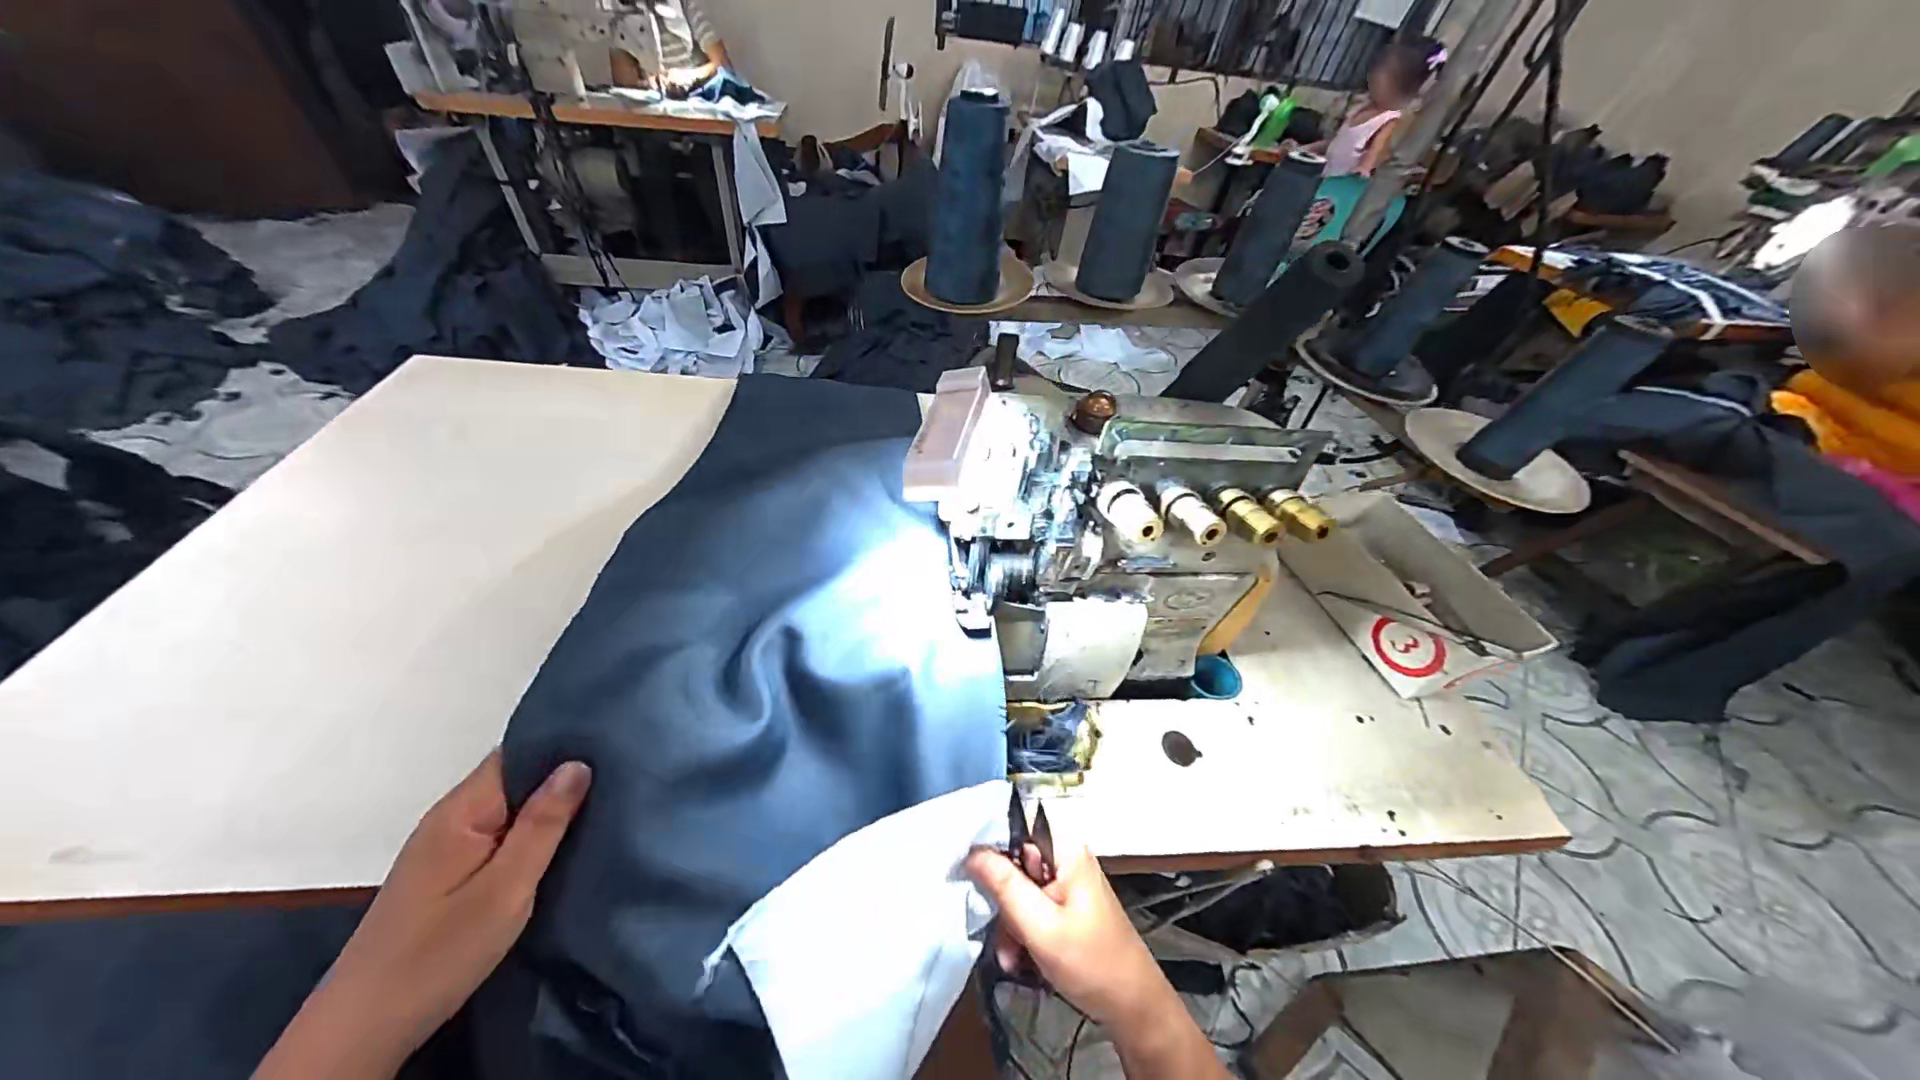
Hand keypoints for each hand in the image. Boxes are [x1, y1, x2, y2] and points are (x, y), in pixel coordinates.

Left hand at [255, 752, 590, 1079]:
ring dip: (547, 805)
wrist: (362, 1030)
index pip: (516, 753)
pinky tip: (559, 839)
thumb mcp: (506, 888)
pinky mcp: (447, 871)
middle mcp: (449, 817)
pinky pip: (498, 831)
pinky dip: (530, 830)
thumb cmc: (439, 953)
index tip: (609, 746)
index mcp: (461, 811)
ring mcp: (445, 845)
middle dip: (561, 774)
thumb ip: (543, 823)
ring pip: (508, 805)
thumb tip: (578, 763)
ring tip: (601, 802)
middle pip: (513, 776)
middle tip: (617, 776)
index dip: (561, 744)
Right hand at [965, 843, 1174, 1030]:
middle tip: (1003, 935)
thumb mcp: (1041, 925)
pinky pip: (1031, 908)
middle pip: (1014, 863)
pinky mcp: (1065, 906)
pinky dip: (1023, 933)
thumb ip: (1004, 884)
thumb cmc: (1092, 962)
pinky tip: (1021, 959)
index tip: (970, 874)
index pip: (1017, 826)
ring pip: (1019, 890)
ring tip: (1013, 958)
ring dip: (1010, 925)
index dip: (989, 846)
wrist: (1134, 1009)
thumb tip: (972, 850)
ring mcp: (1066, 883)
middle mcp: (1065, 859)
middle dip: (1003, 902)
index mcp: (1065, 849)